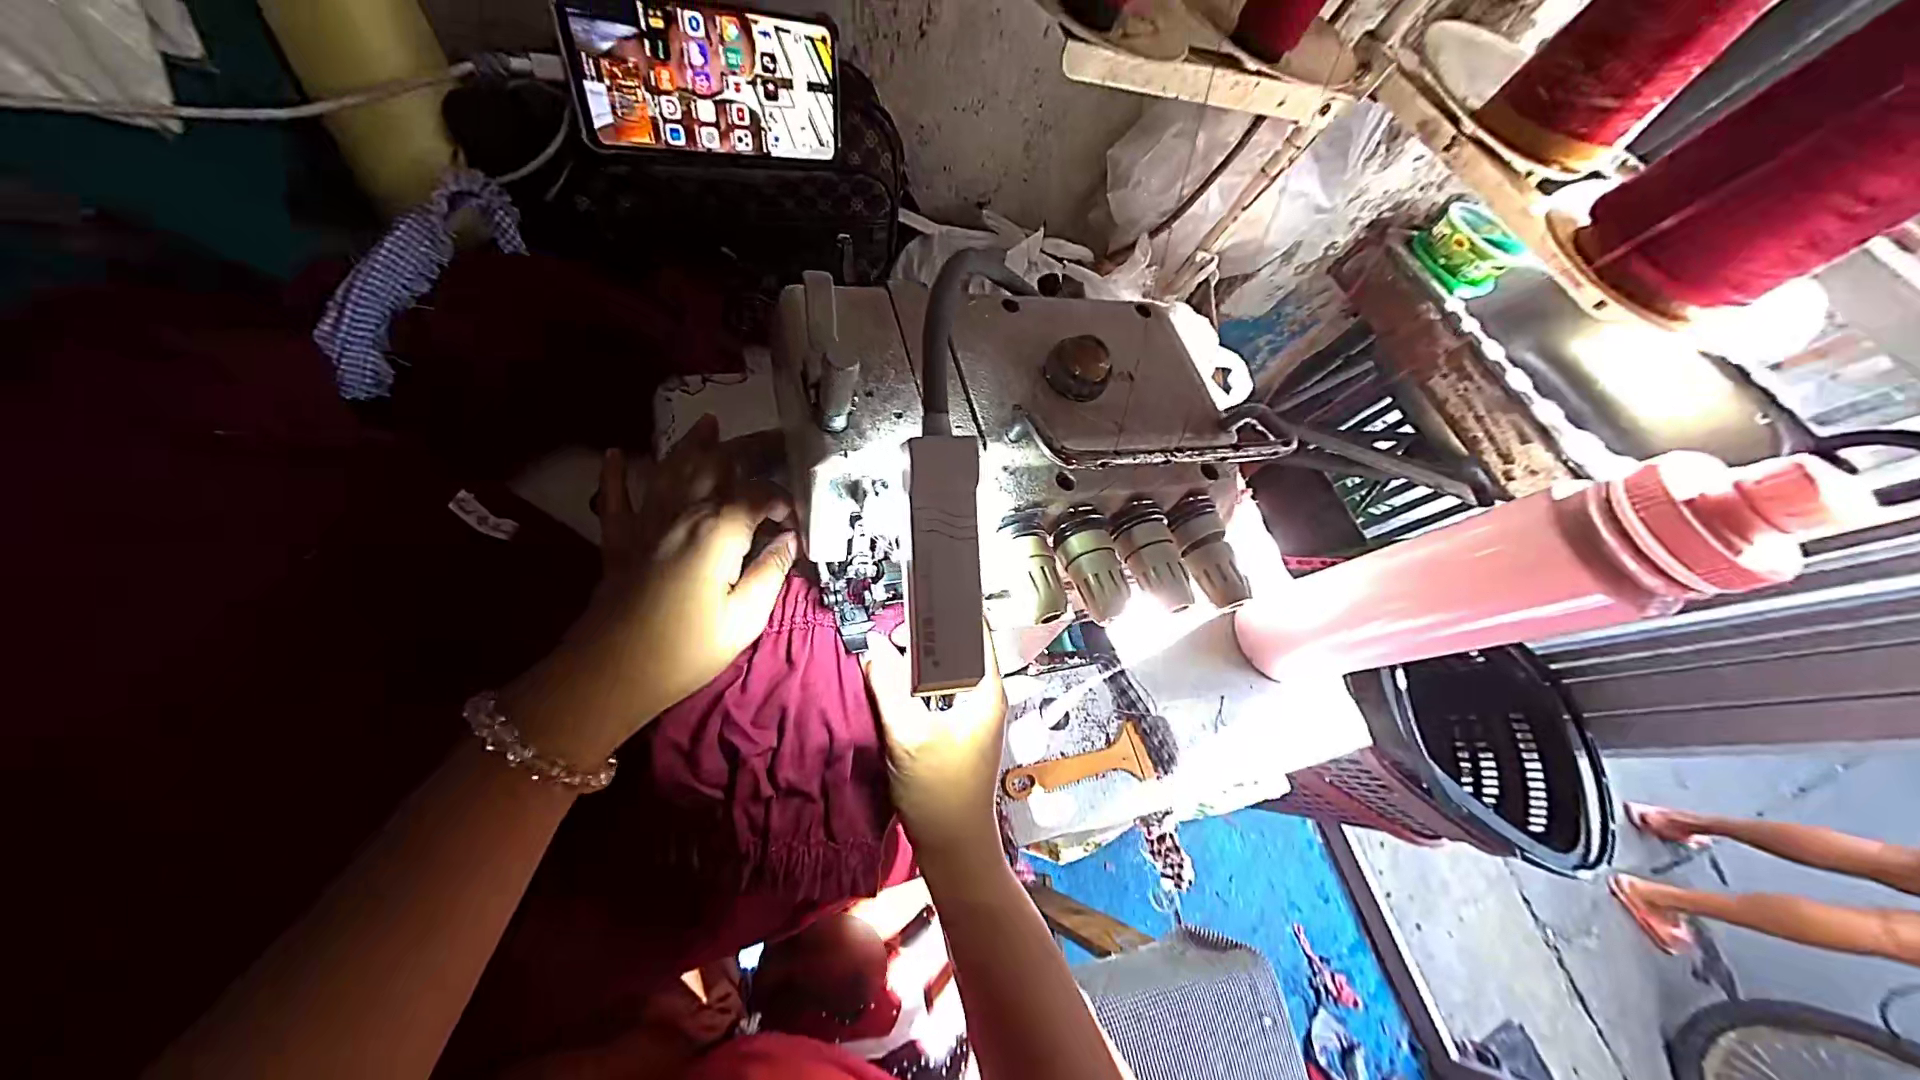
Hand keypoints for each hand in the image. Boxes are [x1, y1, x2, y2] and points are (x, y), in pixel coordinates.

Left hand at [503, 417, 796, 765]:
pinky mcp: (619, 540)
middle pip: (716, 466)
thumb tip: (790, 540)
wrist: (610, 673)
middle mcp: (681, 513)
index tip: (798, 517)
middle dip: (748, 449)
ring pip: (671, 469)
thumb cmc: (686, 650)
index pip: (758, 495)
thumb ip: (770, 571)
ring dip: (692, 445)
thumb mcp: (745, 617)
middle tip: (773, 440)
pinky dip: (614, 474)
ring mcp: (645, 522)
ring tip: (708, 422)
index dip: (783, 498)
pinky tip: (614, 454)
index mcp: (717, 530)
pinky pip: (614, 497)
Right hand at [862, 625, 1007, 864]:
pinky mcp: (951, 726)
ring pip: (941, 669)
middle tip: (892, 626)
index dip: (948, 607)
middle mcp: (982, 697)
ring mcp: (968, 712)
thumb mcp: (910, 735)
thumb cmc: (941, 796)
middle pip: (955, 646)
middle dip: (923, 633)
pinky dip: (913, 681)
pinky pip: (932, 690)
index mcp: (986, 691)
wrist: (951, 846)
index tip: (921, 591)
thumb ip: (889, 687)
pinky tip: (892, 683)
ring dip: (915, 658)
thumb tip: (874, 645)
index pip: (974, 630)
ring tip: (888, 649)